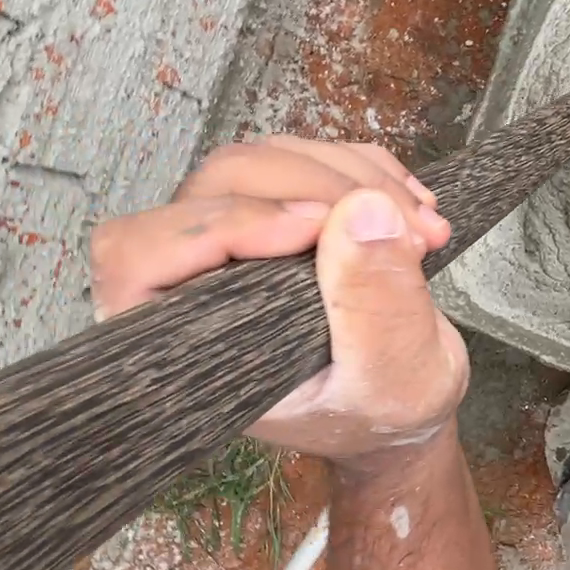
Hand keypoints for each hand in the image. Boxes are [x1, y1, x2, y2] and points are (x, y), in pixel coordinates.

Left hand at [90, 136, 469, 466]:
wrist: (413, 396)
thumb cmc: (388, 411)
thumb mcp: (397, 377)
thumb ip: (379, 308)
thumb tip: (368, 211)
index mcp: (193, 343)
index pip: (145, 256)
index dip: (225, 224)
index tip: (320, 227)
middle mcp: (201, 282)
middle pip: (222, 185)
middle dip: (326, 191)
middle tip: (412, 229)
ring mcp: (242, 241)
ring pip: (268, 161)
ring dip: (356, 176)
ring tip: (424, 226)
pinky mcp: (287, 214)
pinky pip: (310, 158)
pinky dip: (368, 168)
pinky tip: (411, 202)